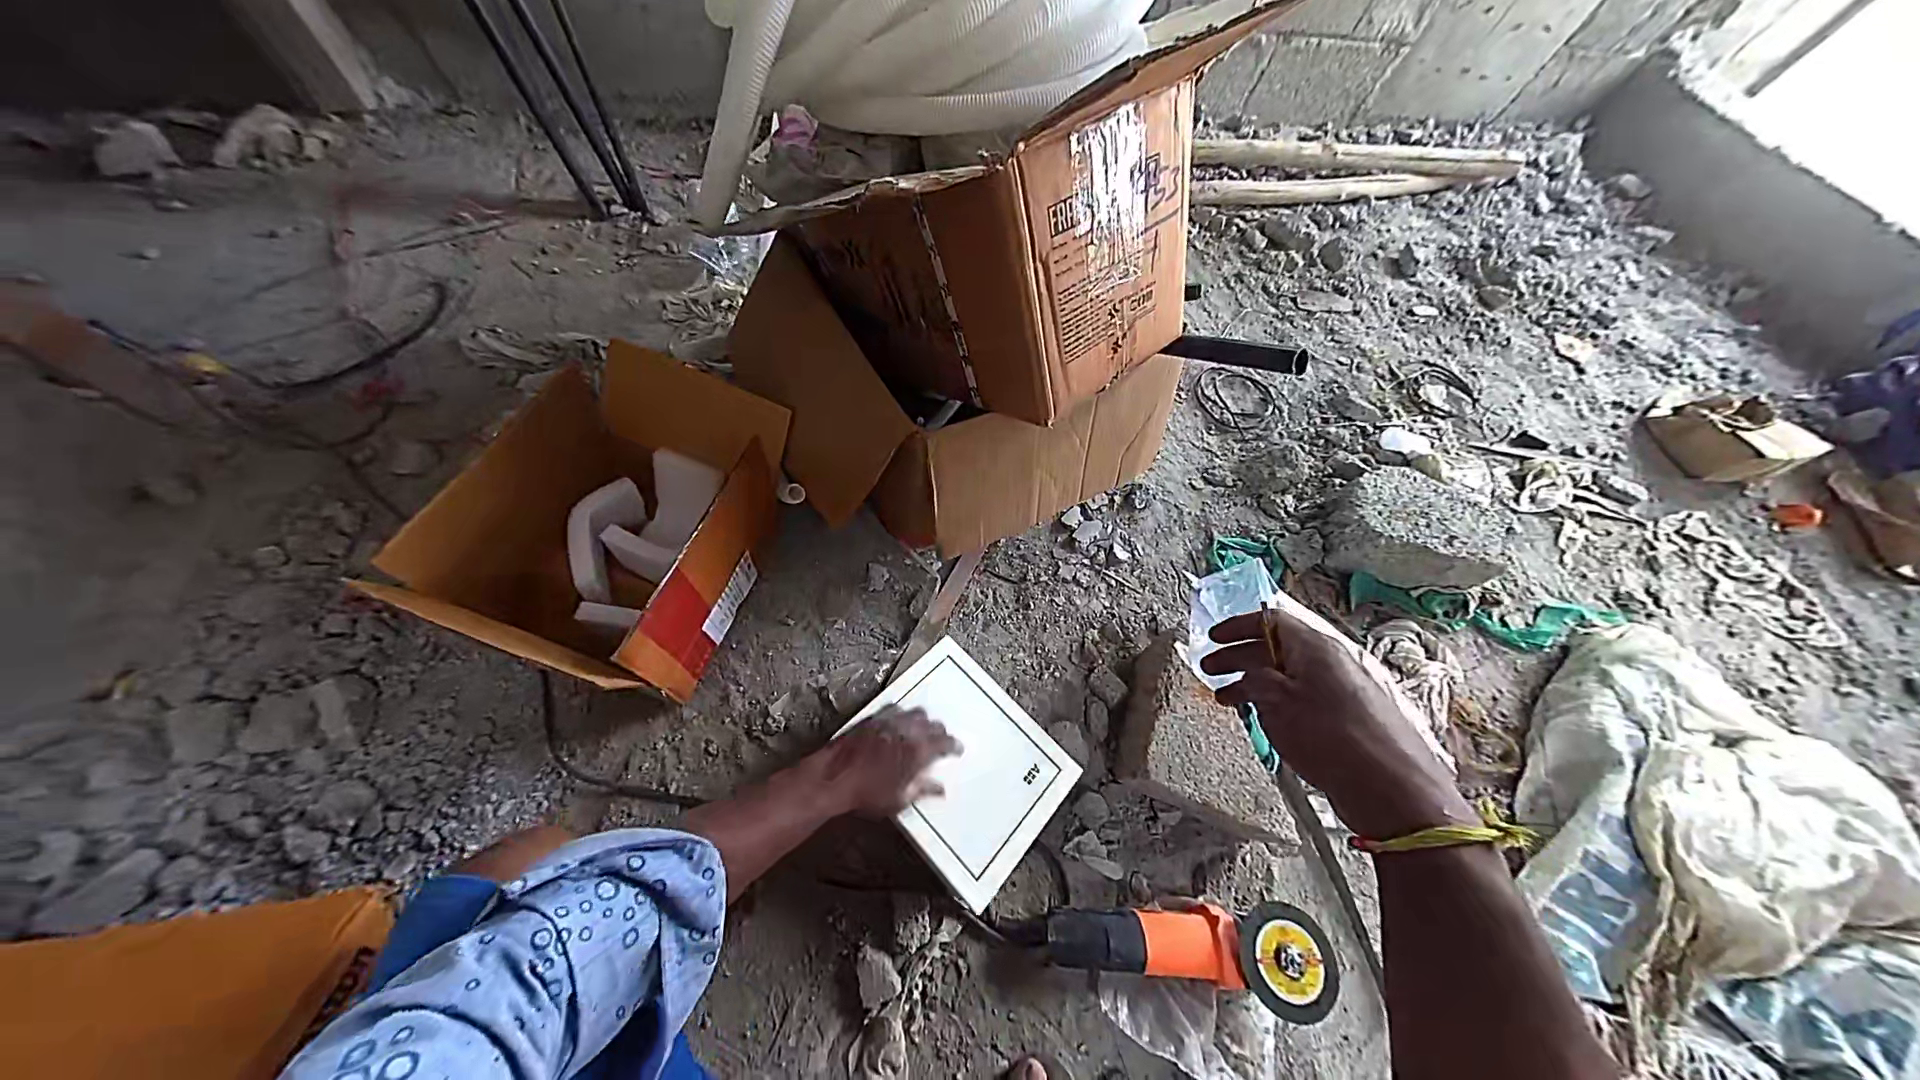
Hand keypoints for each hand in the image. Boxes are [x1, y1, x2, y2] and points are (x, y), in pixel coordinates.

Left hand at [819, 706, 960, 817]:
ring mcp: (889, 721)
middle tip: (941, 742)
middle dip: (941, 733)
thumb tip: (939, 789)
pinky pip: (896, 709)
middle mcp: (906, 730)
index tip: (957, 749)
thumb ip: (923, 790)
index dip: (954, 746)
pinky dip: (904, 715)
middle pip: (933, 724)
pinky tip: (901, 722)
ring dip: (924, 721)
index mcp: (918, 750)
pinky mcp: (873, 718)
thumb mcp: (900, 800)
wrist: (833, 778)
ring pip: (916, 712)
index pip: (945, 742)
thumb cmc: (866, 793)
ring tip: (924, 729)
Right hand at [1200, 608, 1473, 839]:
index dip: (1238, 626)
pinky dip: (1275, 702)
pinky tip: (1263, 719)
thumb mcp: (1277, 702)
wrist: (1391, 789)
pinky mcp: (1349, 718)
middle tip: (1212, 667)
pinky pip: (1302, 698)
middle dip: (1240, 657)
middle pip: (1277, 648)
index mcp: (1316, 647)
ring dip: (1254, 682)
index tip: (1215, 636)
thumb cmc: (1332, 738)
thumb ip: (1254, 680)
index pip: (1270, 621)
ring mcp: (1343, 690)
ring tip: (1229, 698)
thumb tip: (1247, 674)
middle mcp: (1332, 662)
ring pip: (1288, 675)